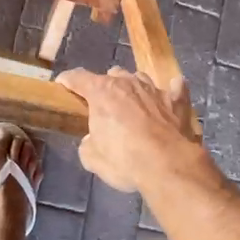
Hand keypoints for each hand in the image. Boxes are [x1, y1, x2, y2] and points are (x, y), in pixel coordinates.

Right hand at [56, 67, 210, 194]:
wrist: (166, 164)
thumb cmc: (124, 160)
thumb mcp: (92, 158)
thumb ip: (88, 143)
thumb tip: (92, 139)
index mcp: (101, 92)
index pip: (78, 77)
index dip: (68, 80)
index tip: (63, 84)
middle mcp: (127, 83)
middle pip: (111, 75)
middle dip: (106, 87)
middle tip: (105, 107)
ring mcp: (153, 89)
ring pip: (139, 78)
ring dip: (134, 88)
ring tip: (134, 104)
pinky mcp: (176, 101)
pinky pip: (175, 89)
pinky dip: (172, 91)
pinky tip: (173, 92)